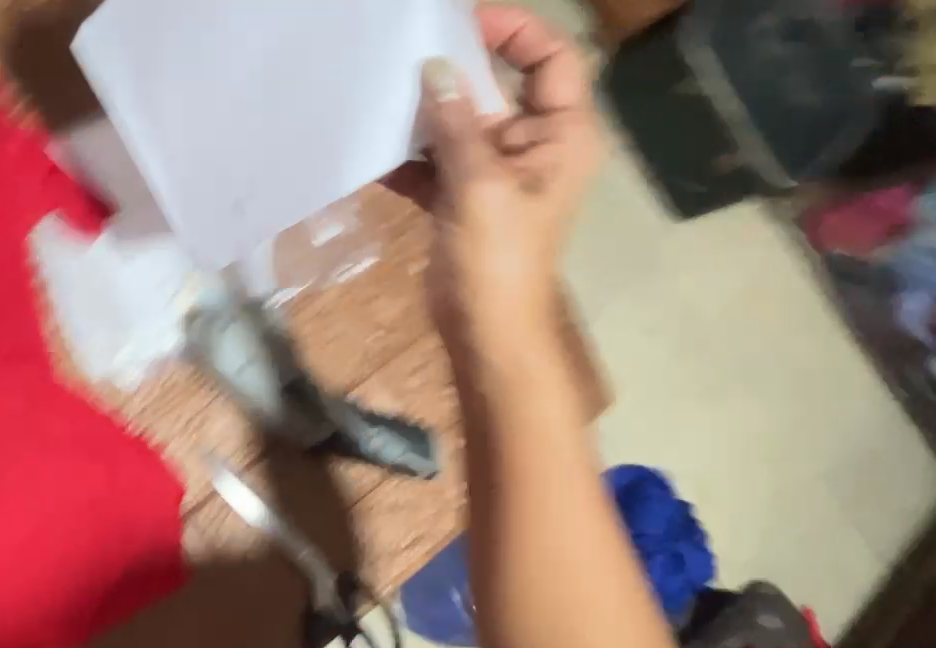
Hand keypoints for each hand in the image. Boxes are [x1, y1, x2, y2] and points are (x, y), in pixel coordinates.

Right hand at [387, 4, 603, 354]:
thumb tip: (435, 70)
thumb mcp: (480, 185)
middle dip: (454, 77)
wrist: (484, 329)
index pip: (549, 61)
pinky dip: (406, 162)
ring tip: (382, 103)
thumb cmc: (497, 258)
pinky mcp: (459, 203)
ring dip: (423, 120)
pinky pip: (432, 168)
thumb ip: (457, 126)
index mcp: (561, 135)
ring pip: (457, 130)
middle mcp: (530, 148)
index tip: (462, 22)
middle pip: (496, 92)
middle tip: (406, 59)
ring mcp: (491, 177)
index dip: (514, 32)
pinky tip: (374, 155)